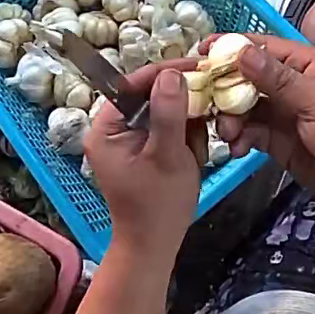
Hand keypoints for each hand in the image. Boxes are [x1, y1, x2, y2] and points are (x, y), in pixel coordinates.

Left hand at [84, 61, 203, 257]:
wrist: (154, 246)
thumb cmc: (158, 206)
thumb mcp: (167, 156)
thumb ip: (168, 114)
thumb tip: (172, 74)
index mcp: (106, 128)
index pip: (133, 84)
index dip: (165, 72)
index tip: (198, 66)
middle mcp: (112, 129)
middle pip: (149, 95)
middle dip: (180, 102)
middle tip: (208, 104)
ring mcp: (127, 139)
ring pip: (162, 111)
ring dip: (186, 123)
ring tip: (195, 148)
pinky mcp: (143, 150)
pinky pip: (166, 128)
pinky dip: (184, 136)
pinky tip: (193, 155)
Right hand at [215, 35, 314, 228]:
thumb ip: (278, 79)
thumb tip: (239, 49)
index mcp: (305, 64)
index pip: (260, 48)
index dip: (228, 48)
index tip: (198, 55)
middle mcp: (290, 86)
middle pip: (244, 78)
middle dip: (221, 88)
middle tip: (201, 103)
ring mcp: (284, 115)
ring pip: (243, 107)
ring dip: (228, 116)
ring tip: (227, 133)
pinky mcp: (280, 143)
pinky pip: (250, 133)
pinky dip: (239, 138)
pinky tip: (236, 148)